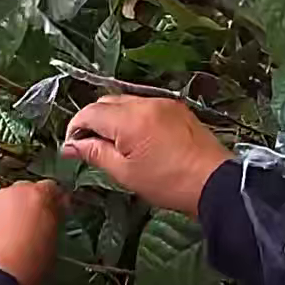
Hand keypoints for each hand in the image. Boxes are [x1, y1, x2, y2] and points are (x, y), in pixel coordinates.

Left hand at [0, 181, 63, 284]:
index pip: (50, 189)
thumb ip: (52, 221)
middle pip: (22, 193)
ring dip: (5, 219)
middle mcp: (8, 194)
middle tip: (32, 231)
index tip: (56, 216)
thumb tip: (51, 215)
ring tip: (9, 245)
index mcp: (36, 195)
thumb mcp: (53, 243)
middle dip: (27, 208)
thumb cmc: (30, 265)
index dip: (54, 202)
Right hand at [61, 95, 231, 215]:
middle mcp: (146, 102)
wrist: (214, 182)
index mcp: (130, 119)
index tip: (72, 146)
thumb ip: (95, 153)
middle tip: (90, 146)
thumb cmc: (168, 183)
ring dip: (113, 118)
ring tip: (114, 145)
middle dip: (93, 121)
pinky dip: (133, 117)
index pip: (90, 112)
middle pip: (107, 102)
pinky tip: (137, 138)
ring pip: (126, 102)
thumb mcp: (125, 173)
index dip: (75, 127)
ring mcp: (163, 102)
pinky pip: (145, 105)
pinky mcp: (176, 108)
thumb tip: (70, 145)